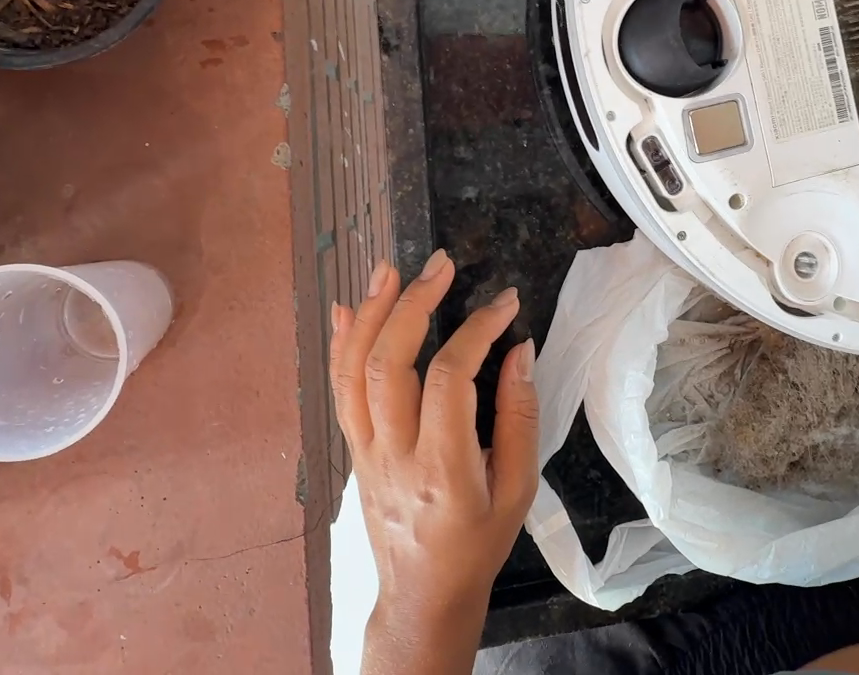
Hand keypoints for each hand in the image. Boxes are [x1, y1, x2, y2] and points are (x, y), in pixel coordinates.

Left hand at [330, 250, 538, 674]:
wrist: (423, 594)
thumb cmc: (479, 541)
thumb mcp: (519, 488)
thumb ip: (520, 416)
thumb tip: (519, 350)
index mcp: (443, 468)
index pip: (451, 378)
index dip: (477, 329)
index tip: (504, 301)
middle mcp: (394, 453)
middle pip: (388, 364)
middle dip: (413, 304)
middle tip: (440, 264)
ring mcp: (364, 450)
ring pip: (353, 371)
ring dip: (369, 312)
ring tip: (389, 268)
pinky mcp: (352, 449)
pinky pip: (338, 390)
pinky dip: (340, 343)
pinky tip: (346, 308)